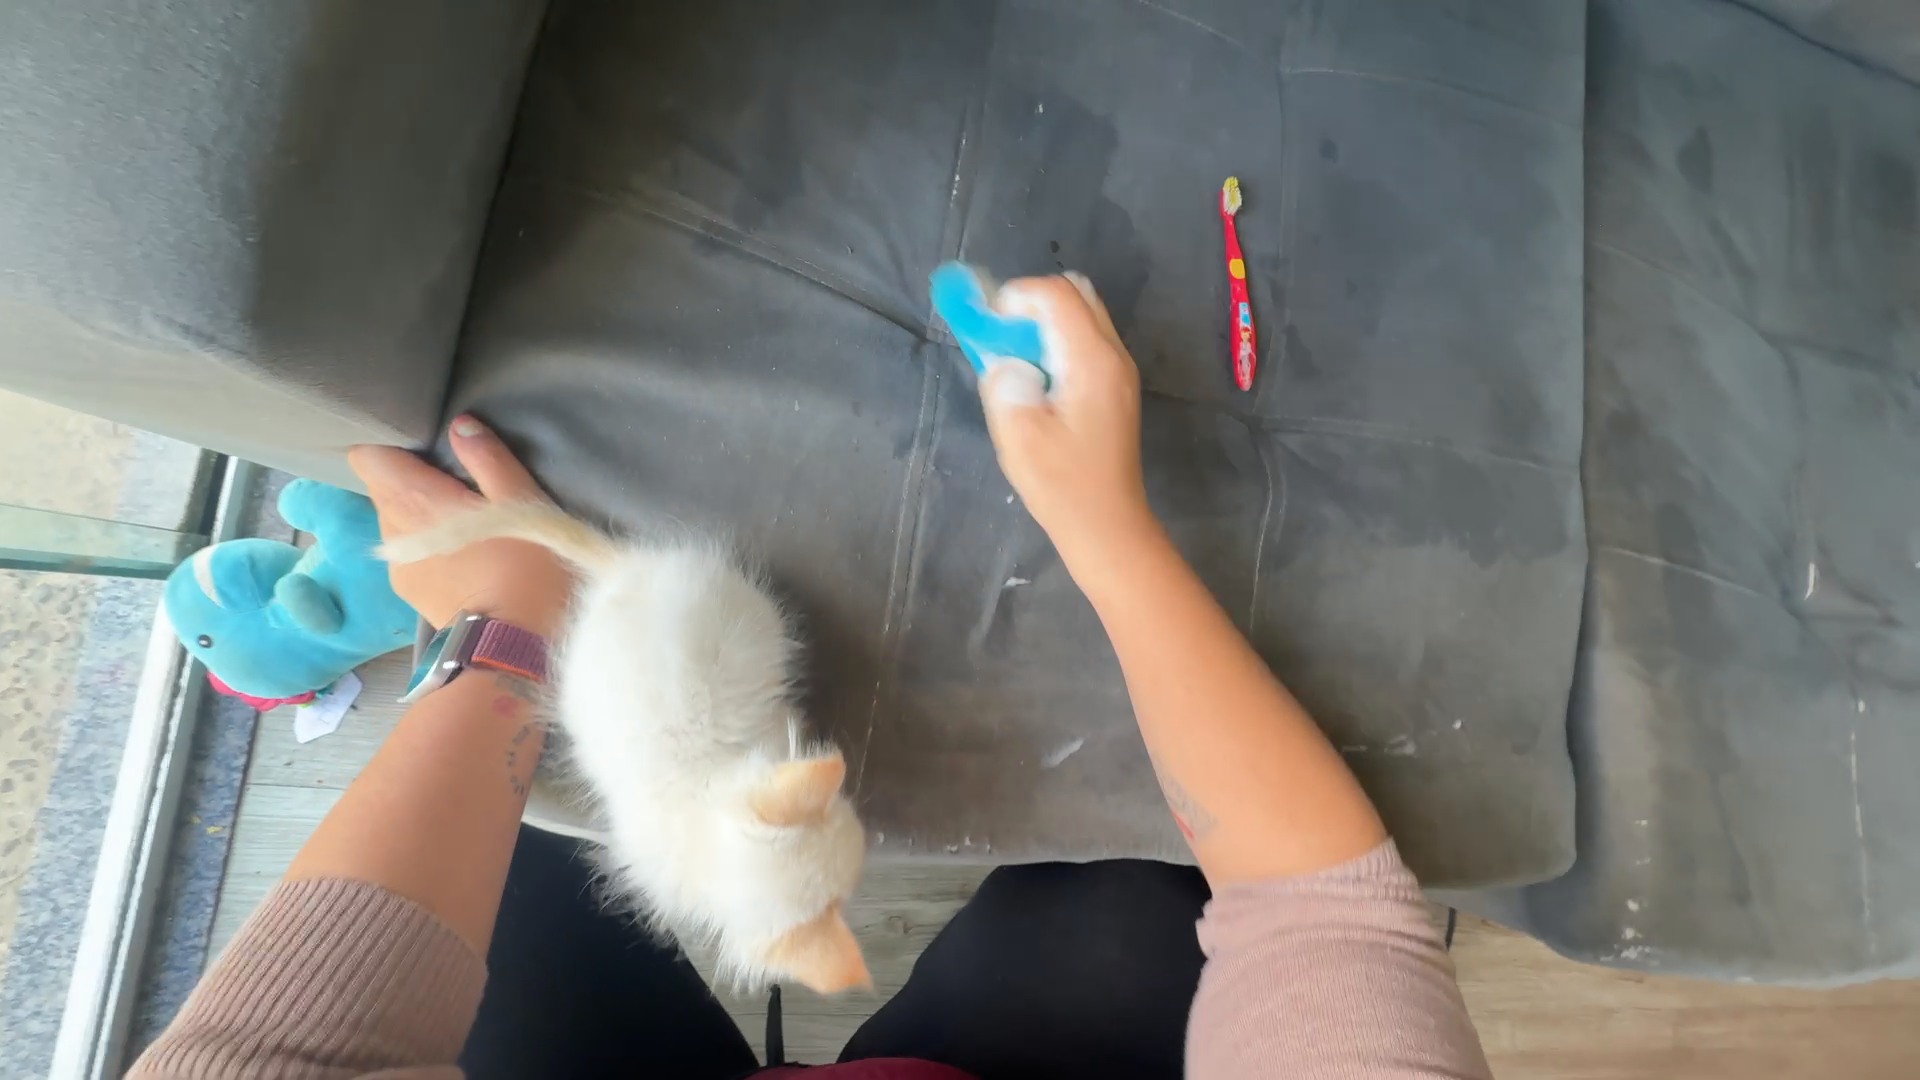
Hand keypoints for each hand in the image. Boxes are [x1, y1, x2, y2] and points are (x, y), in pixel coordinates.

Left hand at [348, 416, 573, 639]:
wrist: (513, 645)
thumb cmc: (527, 567)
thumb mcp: (523, 505)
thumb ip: (491, 460)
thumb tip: (461, 424)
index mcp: (414, 499)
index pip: (369, 456)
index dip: (397, 447)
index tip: (432, 451)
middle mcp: (392, 528)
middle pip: (388, 489)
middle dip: (419, 483)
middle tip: (466, 490)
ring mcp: (397, 563)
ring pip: (401, 522)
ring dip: (427, 517)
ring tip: (470, 528)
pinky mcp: (410, 591)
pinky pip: (412, 552)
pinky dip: (433, 547)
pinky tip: (467, 561)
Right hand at [978, 273, 1158, 567]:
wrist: (1106, 526)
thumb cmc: (1062, 485)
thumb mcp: (1019, 436)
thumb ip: (1004, 383)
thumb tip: (1004, 359)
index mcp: (1092, 361)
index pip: (1057, 295)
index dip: (1016, 297)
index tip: (987, 326)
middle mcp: (1114, 356)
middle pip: (1076, 295)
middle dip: (1032, 305)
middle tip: (1002, 338)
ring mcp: (1120, 372)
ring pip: (1083, 317)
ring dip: (1045, 325)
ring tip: (1016, 362)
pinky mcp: (1116, 389)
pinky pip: (1086, 343)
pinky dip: (1058, 345)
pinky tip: (1038, 381)